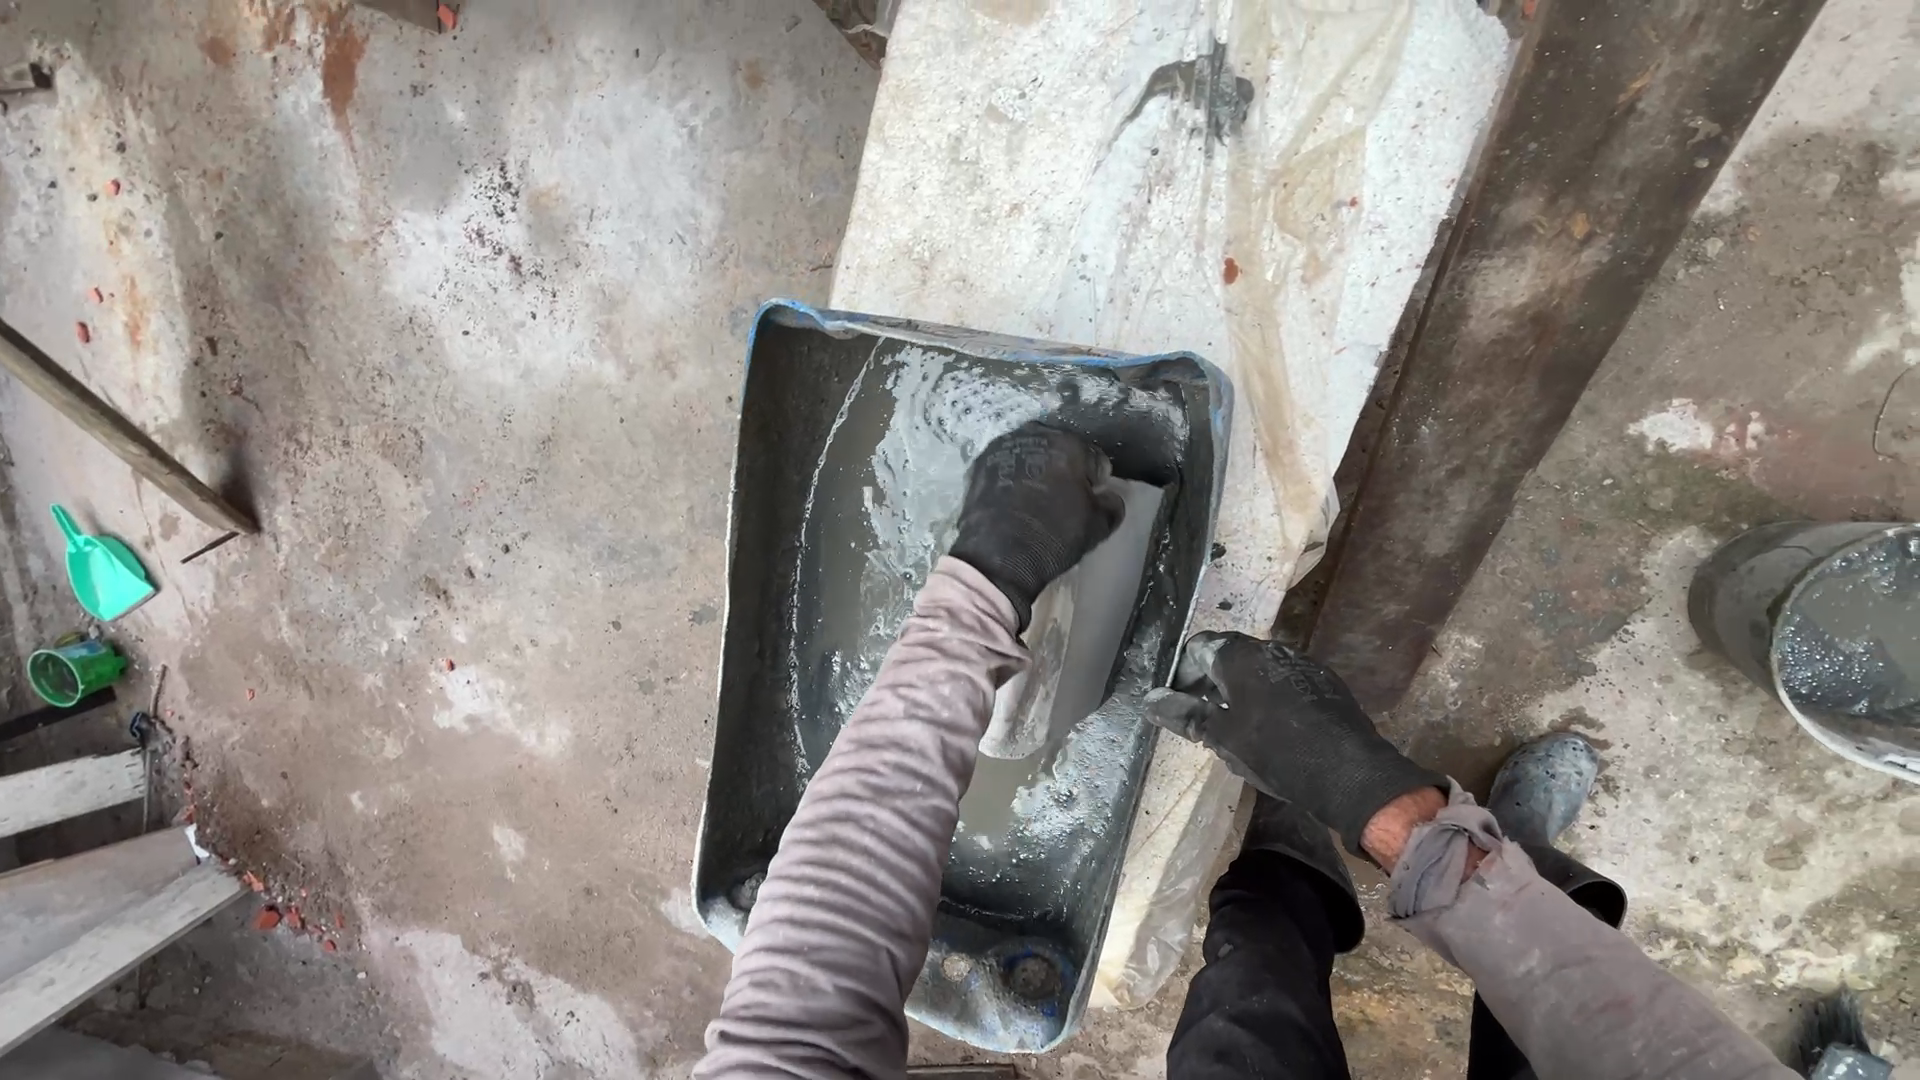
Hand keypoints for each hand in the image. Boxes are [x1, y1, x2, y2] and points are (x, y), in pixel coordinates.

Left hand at [949, 422, 1125, 630]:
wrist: (998, 554)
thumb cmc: (1054, 535)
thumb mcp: (1098, 526)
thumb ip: (1111, 505)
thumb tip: (1108, 497)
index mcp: (1070, 444)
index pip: (1094, 459)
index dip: (1096, 480)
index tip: (1092, 497)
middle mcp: (1035, 436)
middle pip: (1059, 450)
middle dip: (1065, 469)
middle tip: (1063, 497)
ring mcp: (1002, 448)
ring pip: (1029, 455)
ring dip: (1036, 470)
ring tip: (1035, 499)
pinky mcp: (979, 466)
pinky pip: (1004, 468)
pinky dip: (1010, 479)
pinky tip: (1011, 502)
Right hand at [1145, 632, 1446, 857]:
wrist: (1350, 773)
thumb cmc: (1273, 750)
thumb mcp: (1220, 736)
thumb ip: (1183, 714)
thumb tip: (1148, 699)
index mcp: (1239, 655)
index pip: (1200, 646)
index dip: (1183, 671)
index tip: (1179, 700)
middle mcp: (1270, 649)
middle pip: (1229, 656)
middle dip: (1212, 681)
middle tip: (1203, 715)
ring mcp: (1302, 664)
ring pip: (1259, 670)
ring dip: (1241, 690)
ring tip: (1236, 725)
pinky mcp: (1326, 684)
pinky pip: (1285, 682)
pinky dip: (1270, 698)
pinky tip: (1273, 729)